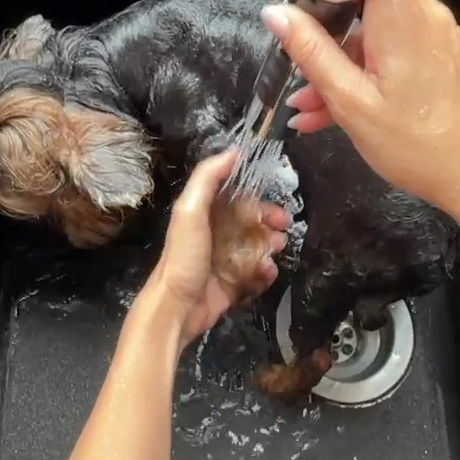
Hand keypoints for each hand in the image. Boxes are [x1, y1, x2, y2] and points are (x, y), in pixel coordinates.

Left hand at [139, 150, 288, 345]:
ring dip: (271, 246)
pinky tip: (267, 273)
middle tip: (282, 230)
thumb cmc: (184, 257)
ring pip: (257, 246)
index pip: (237, 197)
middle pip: (251, 221)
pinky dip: (265, 272)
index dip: (259, 198)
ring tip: (275, 251)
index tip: (275, 203)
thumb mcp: (190, 210)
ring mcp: (225, 259)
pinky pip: (256, 274)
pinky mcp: (232, 283)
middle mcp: (216, 233)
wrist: (177, 308)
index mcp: (205, 213)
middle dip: (270, 223)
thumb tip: (234, 151)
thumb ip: (208, 178)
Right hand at [263, 0, 459, 212]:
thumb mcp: (351, 103)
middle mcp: (424, 15)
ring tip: (308, 104)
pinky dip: (363, 72)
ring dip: (340, 60)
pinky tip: (332, 112)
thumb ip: (311, 53)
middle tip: (300, 60)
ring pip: (375, 29)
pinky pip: (393, 51)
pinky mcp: (440, 58)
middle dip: (329, 21)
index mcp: (401, 16)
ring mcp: (434, 37)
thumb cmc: (418, 145)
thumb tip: (276, 13)